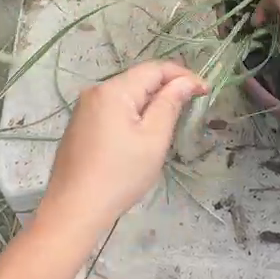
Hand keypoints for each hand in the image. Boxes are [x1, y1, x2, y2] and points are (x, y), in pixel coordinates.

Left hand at [39, 61, 208, 235]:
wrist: (74, 209)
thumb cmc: (120, 175)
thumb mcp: (153, 138)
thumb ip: (170, 104)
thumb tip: (185, 82)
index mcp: (114, 90)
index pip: (154, 69)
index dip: (183, 75)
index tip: (205, 90)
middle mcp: (95, 91)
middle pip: (138, 79)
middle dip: (167, 88)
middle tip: (192, 105)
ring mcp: (84, 109)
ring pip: (126, 94)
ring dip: (150, 101)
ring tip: (170, 119)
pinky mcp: (80, 125)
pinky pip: (112, 108)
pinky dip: (132, 113)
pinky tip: (141, 133)